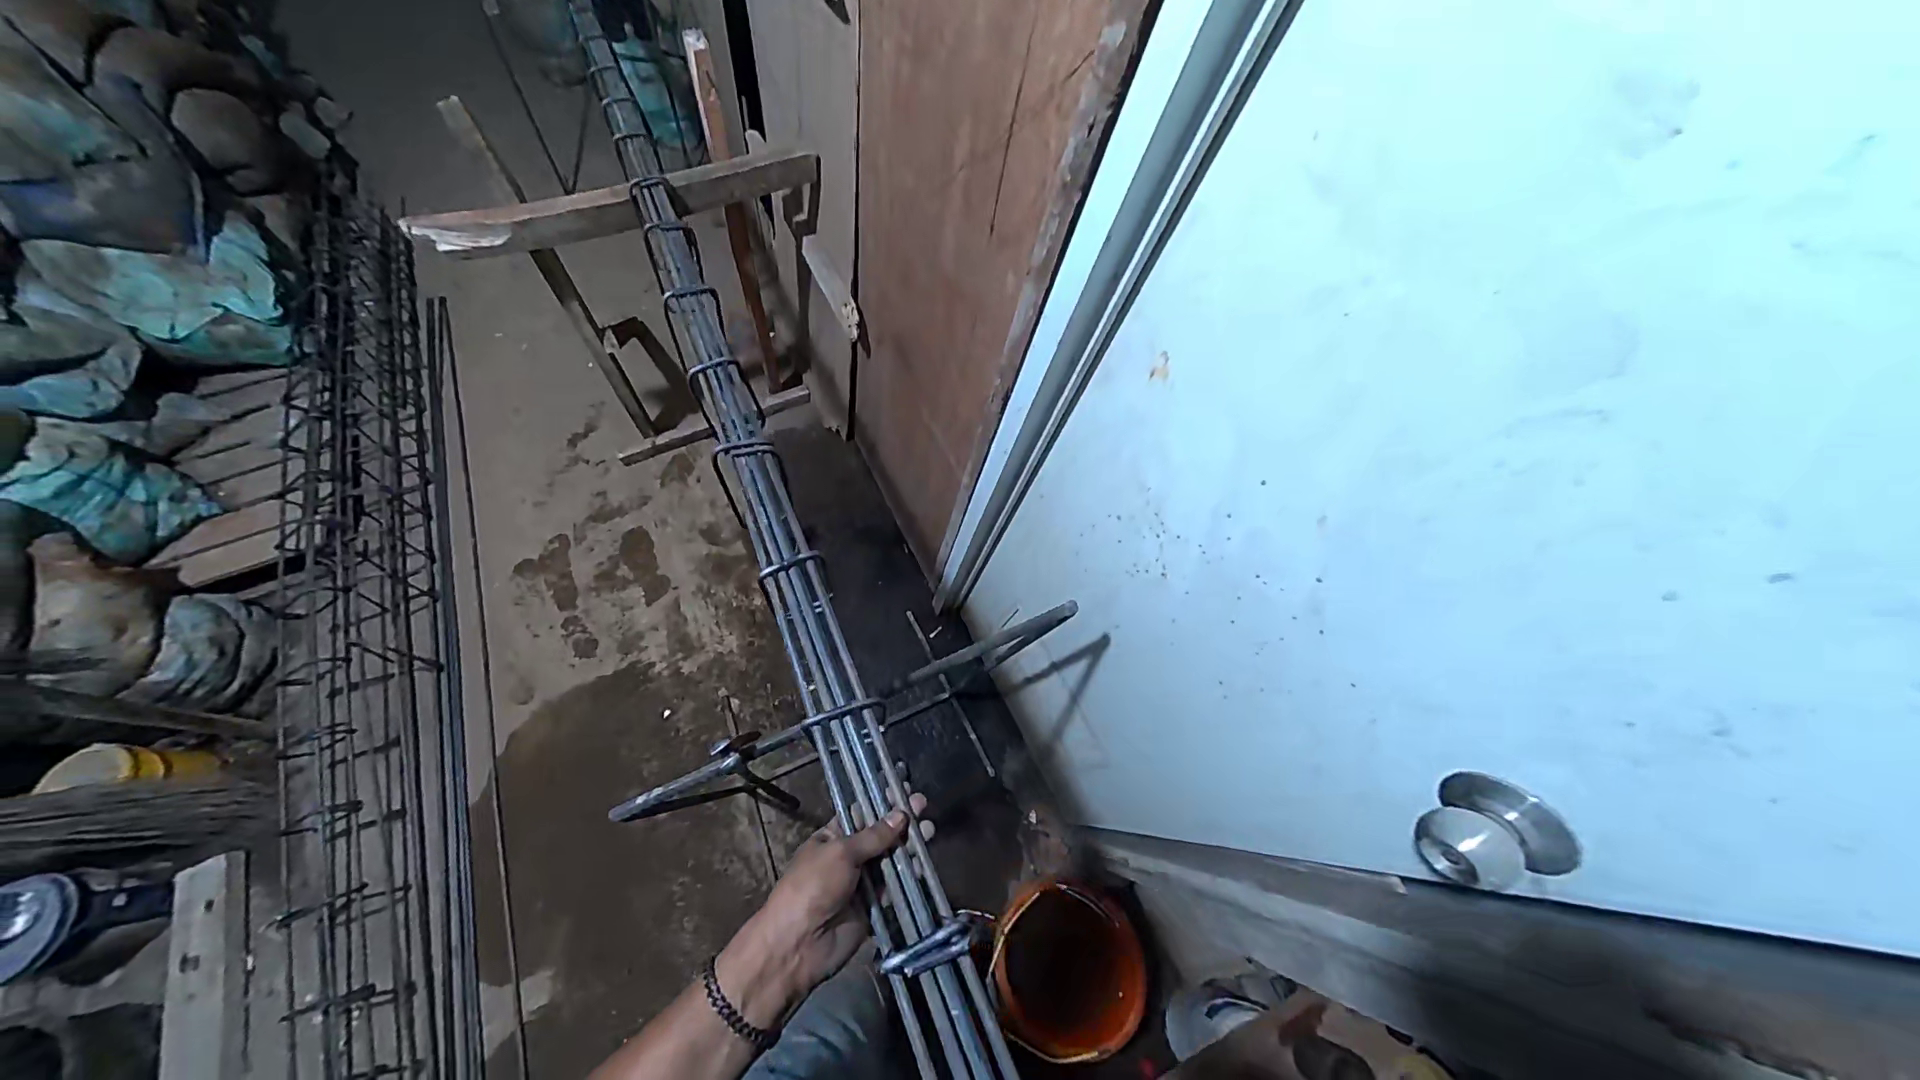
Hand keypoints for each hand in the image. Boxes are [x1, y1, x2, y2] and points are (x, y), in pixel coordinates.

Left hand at [714, 793, 929, 1027]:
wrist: (799, 944)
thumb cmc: (812, 886)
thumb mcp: (841, 852)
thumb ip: (874, 836)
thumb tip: (901, 815)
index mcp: (833, 837)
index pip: (862, 813)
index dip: (882, 801)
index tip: (904, 788)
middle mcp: (849, 856)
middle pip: (880, 835)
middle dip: (901, 821)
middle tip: (922, 805)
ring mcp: (861, 881)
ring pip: (891, 859)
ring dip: (909, 845)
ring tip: (929, 830)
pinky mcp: (873, 906)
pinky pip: (894, 887)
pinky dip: (909, 875)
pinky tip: (923, 863)